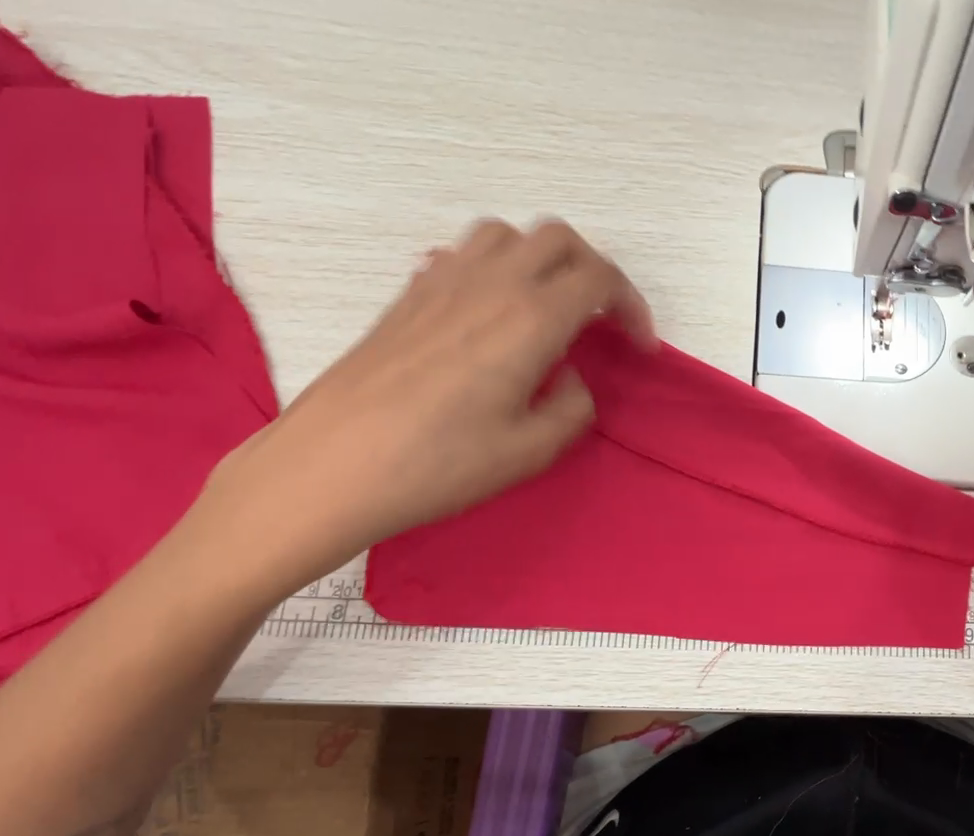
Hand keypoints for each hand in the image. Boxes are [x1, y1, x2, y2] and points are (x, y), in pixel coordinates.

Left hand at [201, 219, 655, 583]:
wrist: (335, 463)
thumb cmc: (441, 463)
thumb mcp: (530, 451)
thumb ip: (571, 407)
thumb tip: (569, 379)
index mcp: (531, 319)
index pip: (600, 279)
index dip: (631, 306)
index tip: (638, 345)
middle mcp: (491, 283)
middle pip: (558, 239)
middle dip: (594, 270)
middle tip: (601, 318)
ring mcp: (443, 281)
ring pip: (508, 235)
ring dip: (541, 260)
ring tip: (547, 307)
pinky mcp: (409, 294)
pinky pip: (463, 253)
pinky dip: (494, 268)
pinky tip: (490, 312)